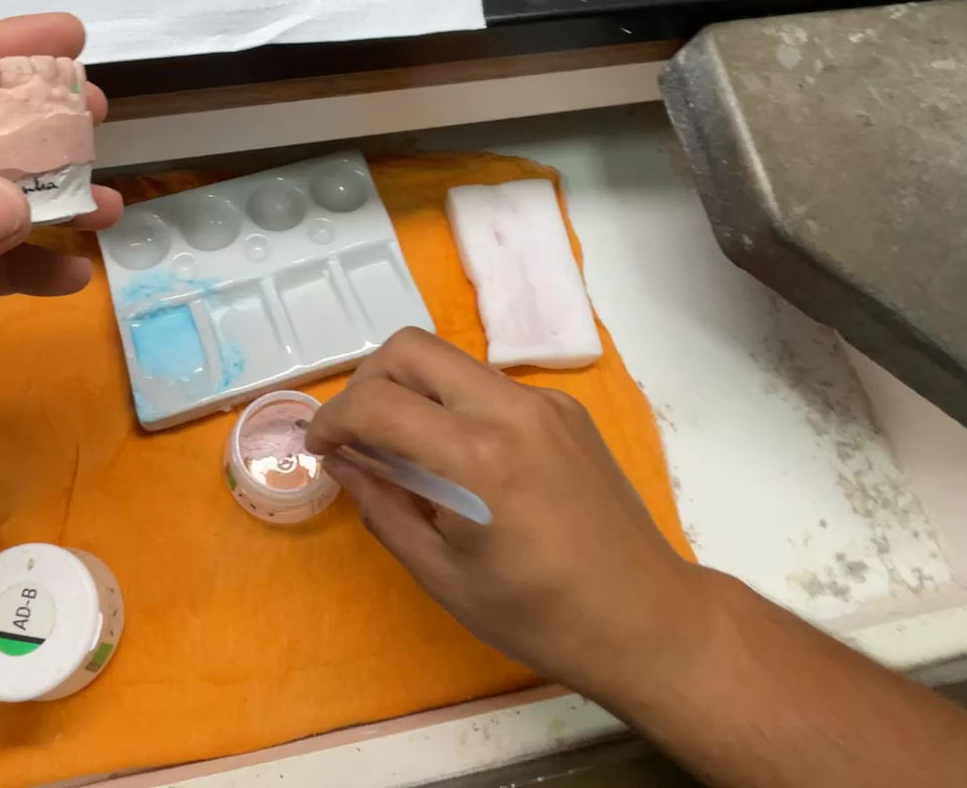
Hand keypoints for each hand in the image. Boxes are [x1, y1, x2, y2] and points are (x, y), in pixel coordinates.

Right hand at [303, 328, 709, 705]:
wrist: (647, 617)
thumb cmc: (539, 615)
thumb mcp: (441, 575)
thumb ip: (382, 505)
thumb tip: (341, 461)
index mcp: (478, 458)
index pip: (378, 403)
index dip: (332, 418)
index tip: (319, 446)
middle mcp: (511, 408)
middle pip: (411, 348)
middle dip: (366, 381)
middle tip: (356, 432)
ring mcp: (543, 401)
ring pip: (450, 360)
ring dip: (410, 389)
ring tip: (403, 446)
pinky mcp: (564, 406)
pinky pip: (487, 384)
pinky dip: (452, 403)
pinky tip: (460, 456)